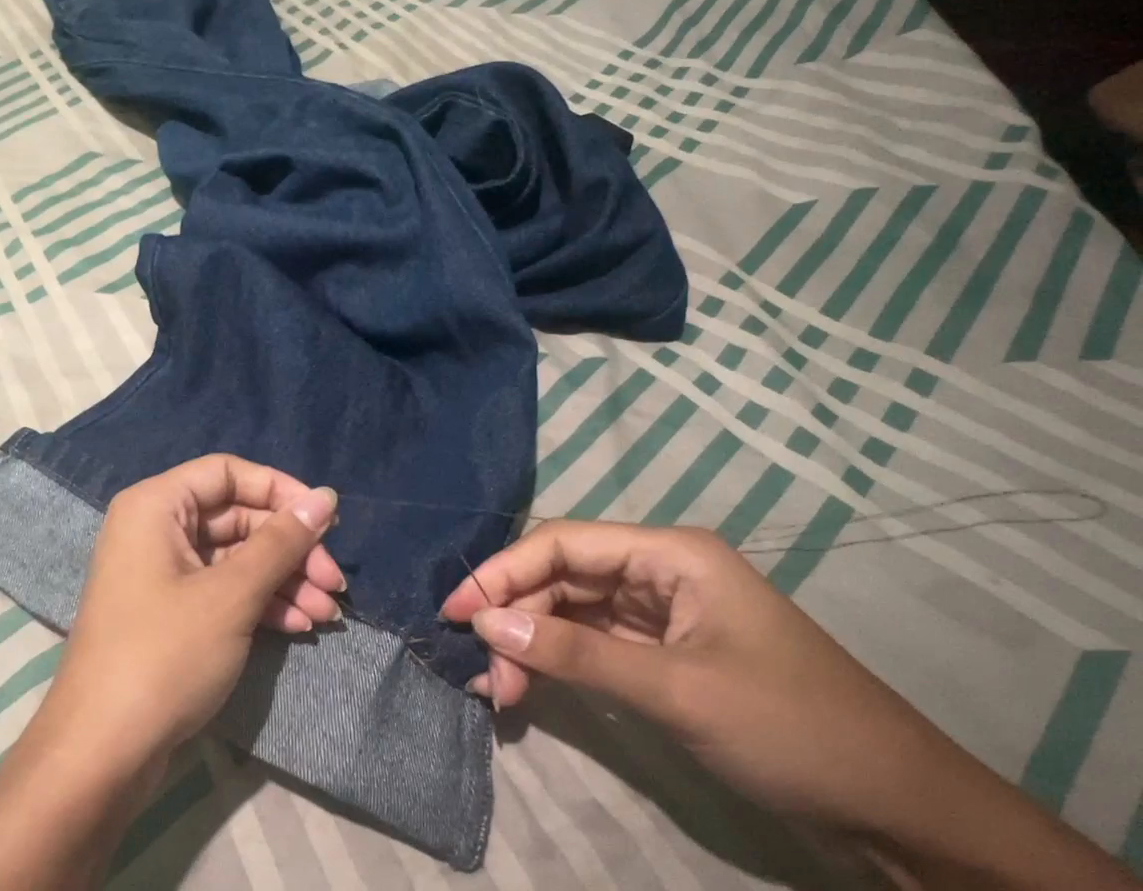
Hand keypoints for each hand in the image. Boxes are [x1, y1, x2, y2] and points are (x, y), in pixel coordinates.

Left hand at [0, 456, 341, 890]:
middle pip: (236, 517)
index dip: (280, 491)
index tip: (328, 521)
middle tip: (335, 585)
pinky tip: (299, 627)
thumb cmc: (165, 654)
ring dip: (284, 581)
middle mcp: (155, 529)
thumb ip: (281, 542)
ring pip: (235, 559)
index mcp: (156, 506)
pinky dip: (260, 604)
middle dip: (290, 549)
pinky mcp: (170, 614)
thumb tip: (326, 496)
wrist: (104, 749)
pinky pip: (223, 591)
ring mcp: (161, 574)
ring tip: (327, 615)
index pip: (227, 473)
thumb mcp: (231, 595)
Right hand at [441, 520, 1140, 890]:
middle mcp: (662, 572)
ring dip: (532, 647)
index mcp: (671, 554)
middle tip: (479, 671)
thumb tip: (483, 625)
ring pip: (573, 614)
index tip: (454, 613)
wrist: (899, 808)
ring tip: (499, 692)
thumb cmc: (792, 729)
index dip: (501, 572)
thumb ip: (574, 654)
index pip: (562, 544)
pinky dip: (559, 666)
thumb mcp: (676, 690)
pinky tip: (529, 689)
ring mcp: (664, 616)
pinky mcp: (666, 657)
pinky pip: (594, 647)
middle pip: (562, 577)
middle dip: (515, 620)